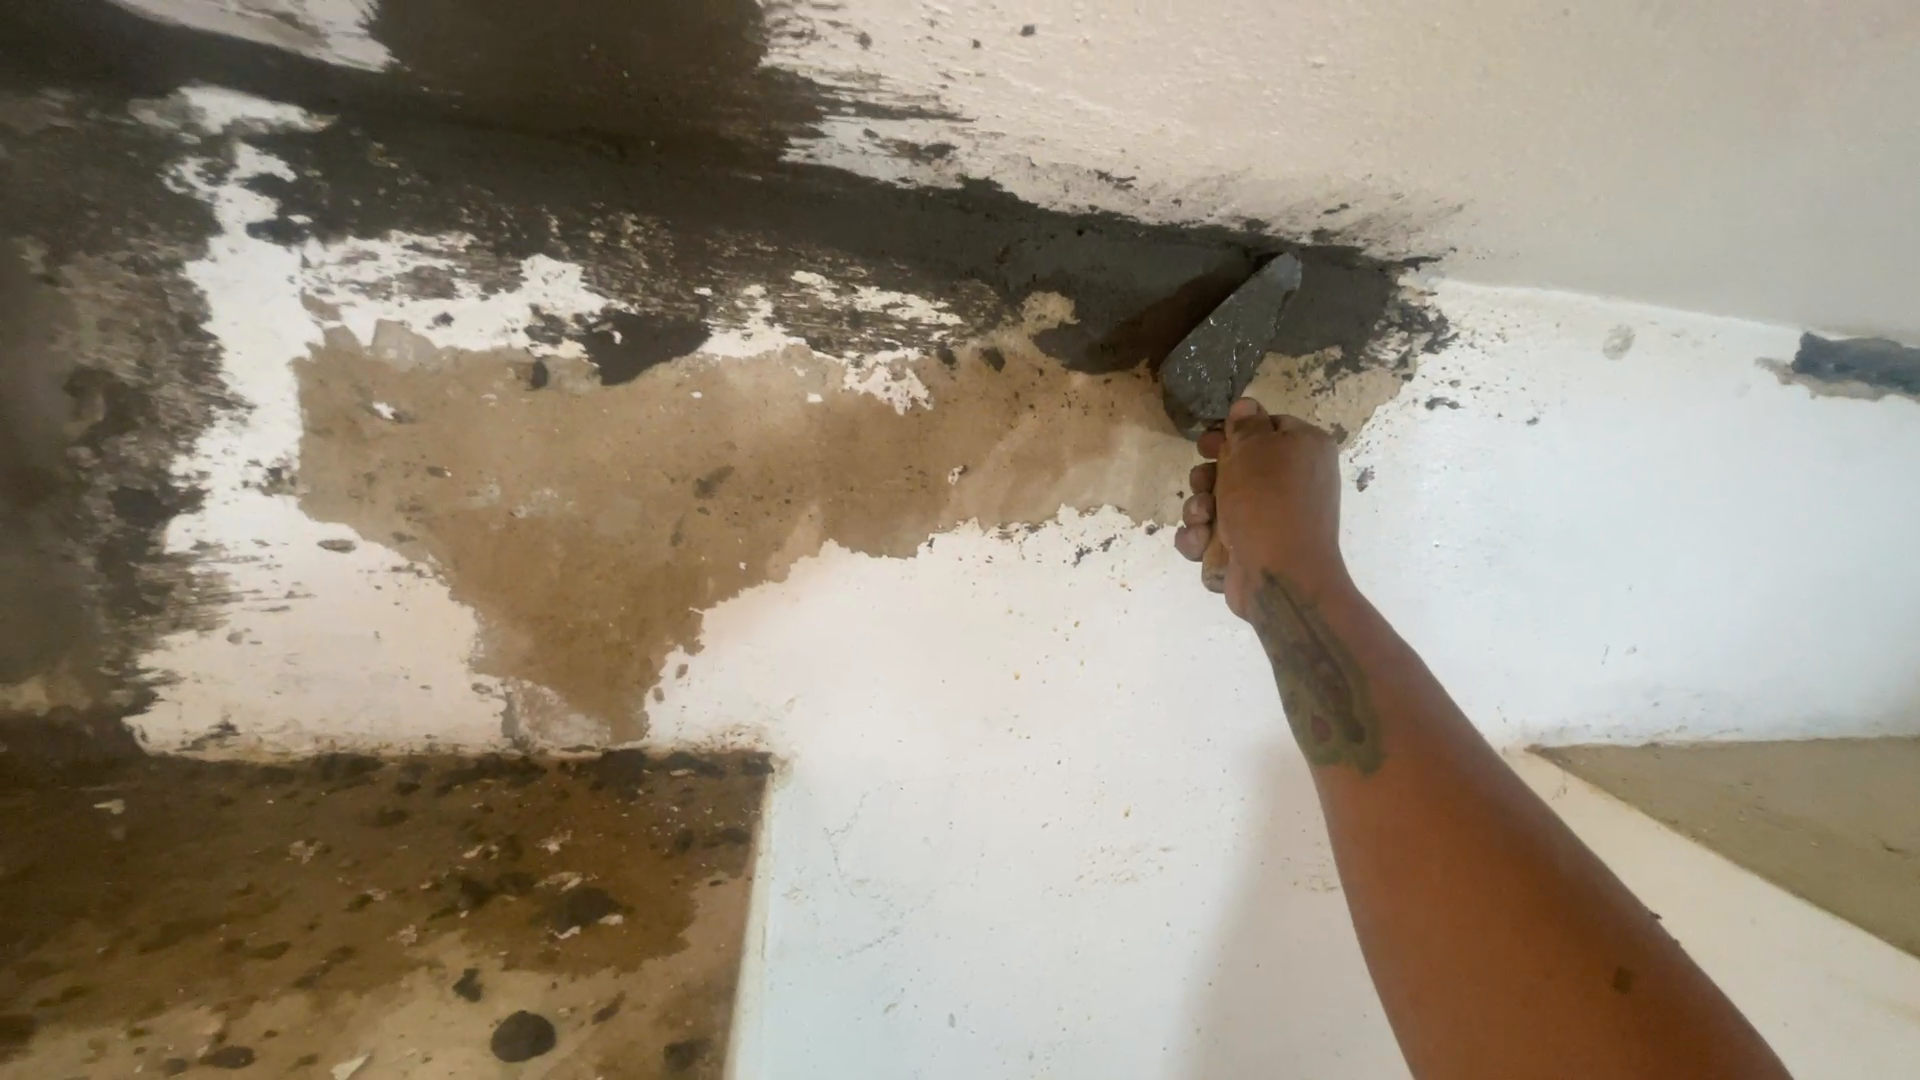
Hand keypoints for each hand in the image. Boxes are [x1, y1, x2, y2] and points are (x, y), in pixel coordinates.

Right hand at [1174, 398, 1352, 619]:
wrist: (1279, 575)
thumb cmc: (1268, 502)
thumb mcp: (1255, 449)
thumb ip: (1247, 424)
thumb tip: (1246, 405)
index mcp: (1304, 451)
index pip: (1266, 428)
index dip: (1234, 433)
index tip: (1208, 441)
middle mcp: (1290, 483)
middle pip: (1235, 466)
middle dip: (1207, 475)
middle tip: (1201, 480)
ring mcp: (1267, 519)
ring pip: (1216, 502)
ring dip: (1198, 508)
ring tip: (1202, 518)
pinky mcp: (1247, 548)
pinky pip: (1212, 534)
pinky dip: (1200, 537)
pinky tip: (1201, 542)